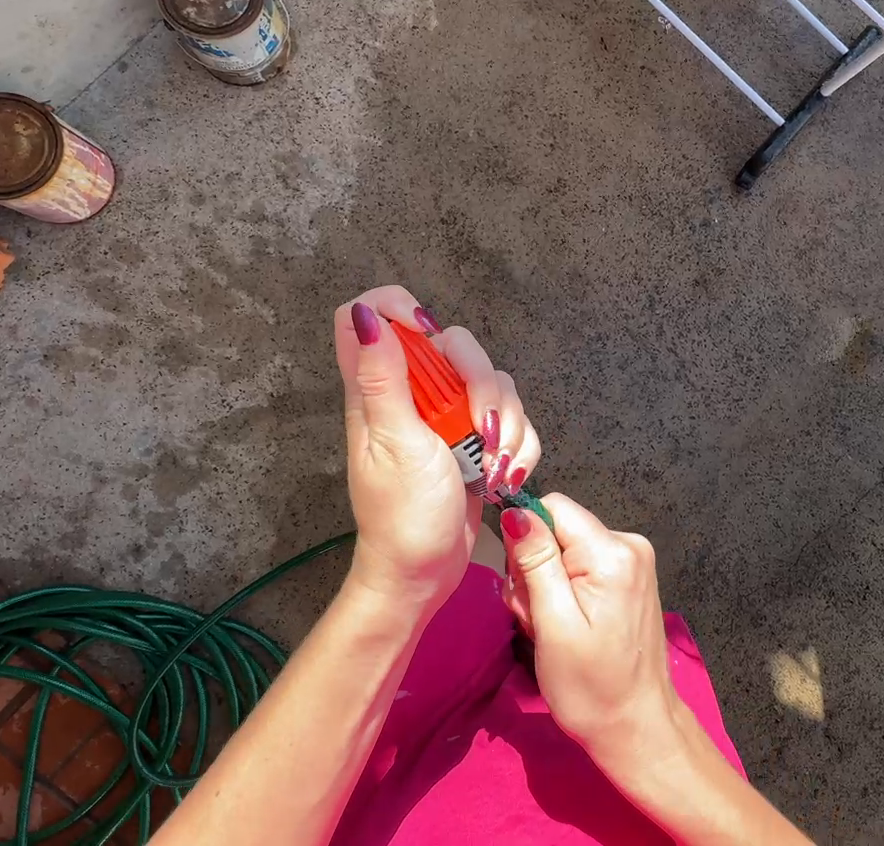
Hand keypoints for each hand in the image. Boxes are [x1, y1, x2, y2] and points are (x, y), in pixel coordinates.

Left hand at [334, 286, 541, 611]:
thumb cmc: (402, 516)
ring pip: (493, 380)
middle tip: (479, 429)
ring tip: (492, 468)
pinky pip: (512, 416)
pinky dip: (518, 445)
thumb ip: (384, 379)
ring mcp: (449, 414)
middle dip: (480, 383)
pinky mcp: (478, 437)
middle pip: (453, 342)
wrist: (426, 574)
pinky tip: (504, 476)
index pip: (372, 313)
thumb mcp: (395, 444)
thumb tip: (366, 314)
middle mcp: (414, 392)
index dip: (398, 308)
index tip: (428, 337)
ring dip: (507, 424)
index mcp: (378, 388)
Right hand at [500, 495, 688, 772]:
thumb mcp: (553, 625)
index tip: (526, 585)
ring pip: (565, 548)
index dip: (527, 539)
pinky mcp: (629, 575)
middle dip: (535, 569)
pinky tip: (569, 625)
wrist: (638, 727)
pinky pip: (582, 564)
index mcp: (612, 552)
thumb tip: (516, 510)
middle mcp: (628, 543)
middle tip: (539, 618)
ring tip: (553, 628)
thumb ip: (536, 562)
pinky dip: (565, 591)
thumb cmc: (591, 687)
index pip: (553, 507)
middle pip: (558, 529)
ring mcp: (633, 559)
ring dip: (547, 585)